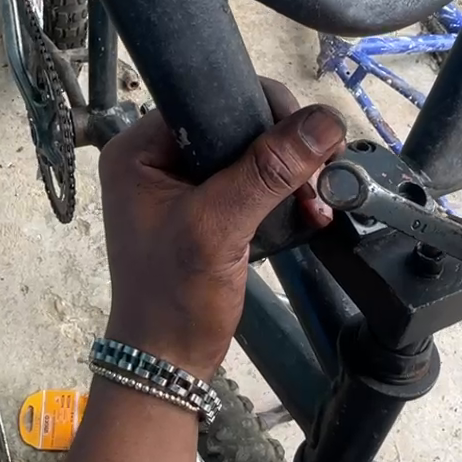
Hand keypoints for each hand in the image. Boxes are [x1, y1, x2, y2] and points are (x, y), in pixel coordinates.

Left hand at [99, 82, 346, 379]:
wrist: (169, 362)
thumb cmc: (174, 298)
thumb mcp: (218, 228)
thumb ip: (267, 171)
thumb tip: (322, 121)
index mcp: (138, 150)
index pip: (208, 100)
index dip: (261, 110)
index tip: (304, 137)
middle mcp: (156, 159)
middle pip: (234, 125)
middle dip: (283, 150)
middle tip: (317, 176)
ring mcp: (180, 185)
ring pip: (249, 154)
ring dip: (290, 175)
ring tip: (317, 201)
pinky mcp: (204, 208)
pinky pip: (251, 183)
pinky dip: (282, 196)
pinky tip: (309, 213)